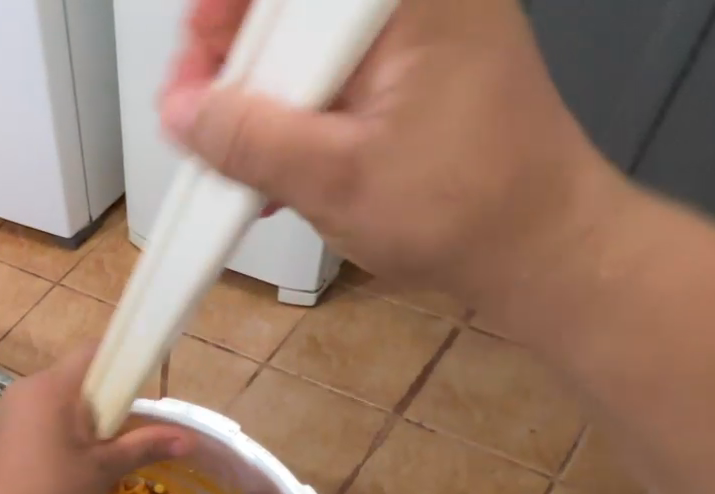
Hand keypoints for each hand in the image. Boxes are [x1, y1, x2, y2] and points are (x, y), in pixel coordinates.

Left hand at [0, 351, 194, 493]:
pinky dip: (57, 429)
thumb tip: (190, 439)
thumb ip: (145, 445)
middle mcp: (26, 387)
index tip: (140, 389)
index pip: (94, 351)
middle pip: (75, 376)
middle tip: (120, 433)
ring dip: (80, 417)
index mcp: (52, 386)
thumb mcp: (104, 468)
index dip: (122, 363)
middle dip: (103, 398)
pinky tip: (63, 464)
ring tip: (94, 453)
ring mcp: (8, 409)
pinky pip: (37, 416)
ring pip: (56, 398)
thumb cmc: (52, 493)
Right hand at [162, 0, 631, 313]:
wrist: (533, 247)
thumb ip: (252, 141)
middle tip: (195, 121)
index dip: (229, 6)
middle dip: (233, 61)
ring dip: (255, 101)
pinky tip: (268, 168)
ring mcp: (409, 37)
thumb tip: (181, 113)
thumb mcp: (337, 180)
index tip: (192, 57)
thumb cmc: (458, 211)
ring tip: (226, 160)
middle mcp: (410, 1)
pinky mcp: (404, 75)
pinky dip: (289, 119)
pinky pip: (327, 79)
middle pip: (292, 8)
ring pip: (303, 47)